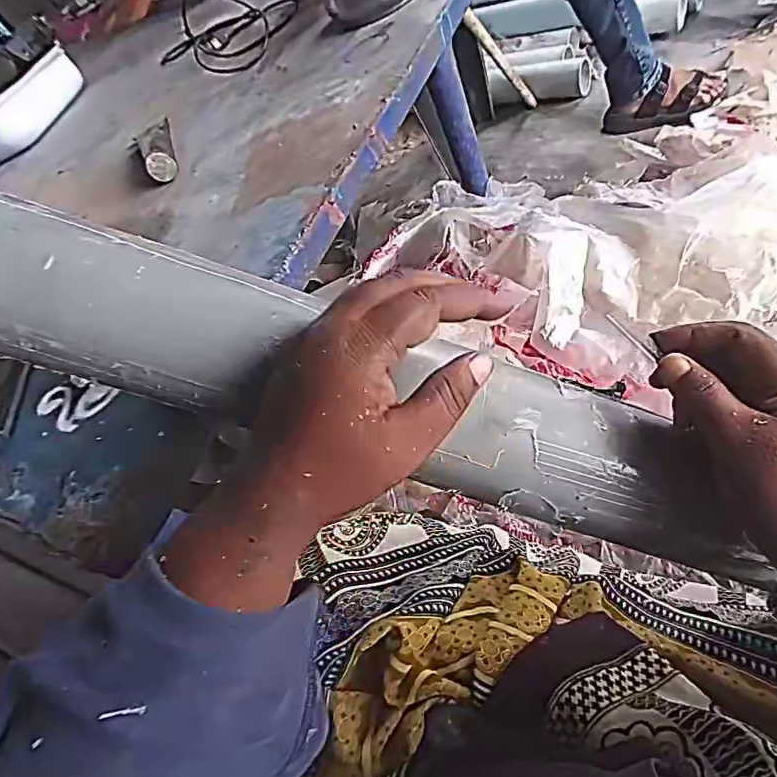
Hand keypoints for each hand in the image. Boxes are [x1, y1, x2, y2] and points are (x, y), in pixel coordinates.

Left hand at [160, 272, 504, 610]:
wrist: (274, 493)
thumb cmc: (340, 475)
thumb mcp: (407, 444)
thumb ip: (447, 397)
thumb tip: (480, 362)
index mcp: (359, 347)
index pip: (422, 303)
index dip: (467, 299)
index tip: (503, 305)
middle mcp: (332, 329)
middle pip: (393, 283)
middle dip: (442, 284)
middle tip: (480, 298)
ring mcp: (312, 337)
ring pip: (368, 291)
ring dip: (411, 288)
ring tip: (448, 300)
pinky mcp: (302, 349)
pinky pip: (349, 309)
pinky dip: (384, 303)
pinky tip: (400, 319)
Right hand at [650, 322, 776, 586]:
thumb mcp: (735, 439)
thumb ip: (702, 395)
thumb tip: (671, 360)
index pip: (739, 339)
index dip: (696, 335)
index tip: (657, 346)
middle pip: (733, 358)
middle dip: (692, 362)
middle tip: (657, 379)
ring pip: (729, 383)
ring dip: (696, 388)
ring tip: (676, 412)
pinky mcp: (766, 436)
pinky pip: (730, 408)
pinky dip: (704, 410)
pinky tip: (691, 428)